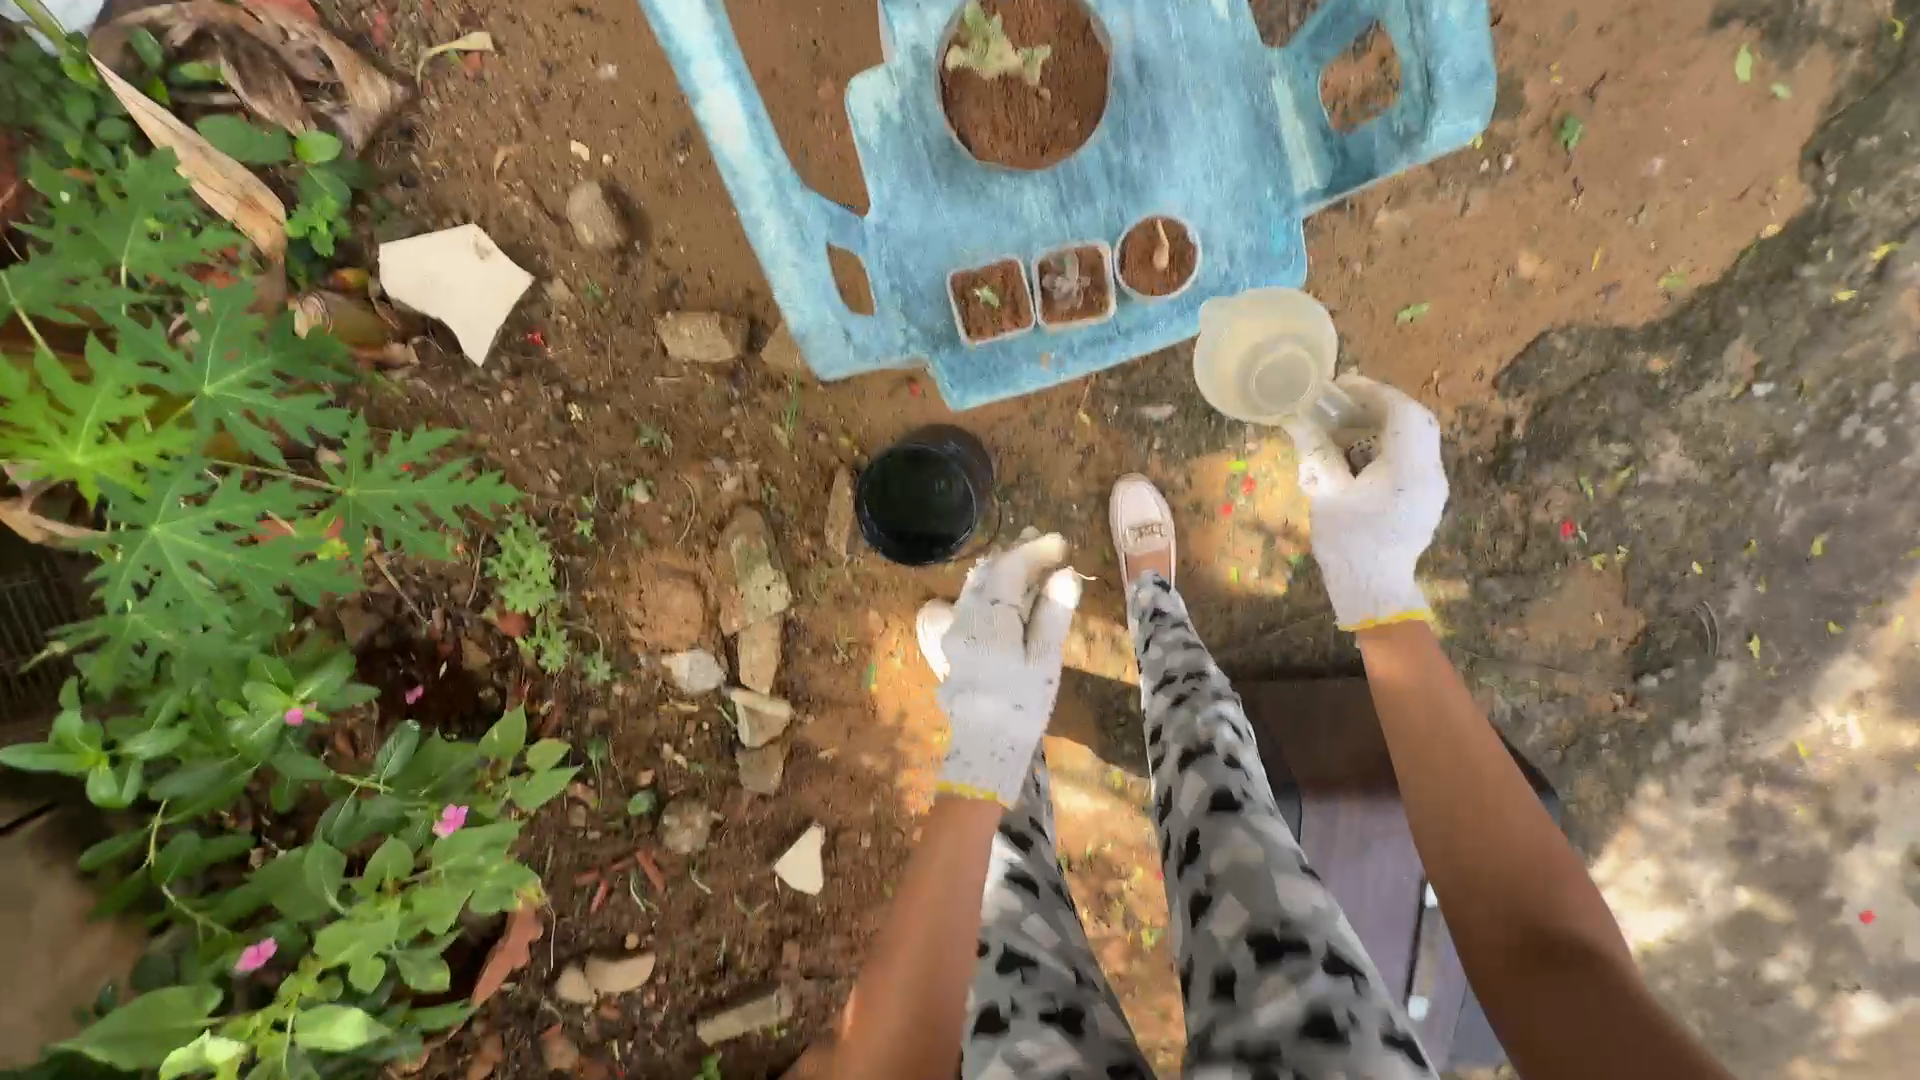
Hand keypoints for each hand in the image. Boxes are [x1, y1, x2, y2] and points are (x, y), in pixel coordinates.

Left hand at [934, 533, 1081, 804]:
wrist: (986, 750)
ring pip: (976, 588)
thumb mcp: (1044, 660)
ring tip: (1029, 562)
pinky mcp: (956, 646)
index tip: (1061, 543)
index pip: (1009, 570)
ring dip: (1003, 571)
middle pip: (988, 574)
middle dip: (1017, 555)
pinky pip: (972, 605)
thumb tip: (1064, 574)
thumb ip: (1052, 614)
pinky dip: (993, 592)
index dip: (1035, 551)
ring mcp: (956, 632)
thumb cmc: (1021, 705)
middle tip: (1046, 545)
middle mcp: (965, 617)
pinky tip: (1009, 596)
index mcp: (988, 618)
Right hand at [1285, 374, 1447, 630]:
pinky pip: (1412, 459)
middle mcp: (1431, 472)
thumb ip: (1316, 451)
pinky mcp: (1426, 499)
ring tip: (1345, 431)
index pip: (1401, 411)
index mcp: (1409, 469)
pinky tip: (1358, 459)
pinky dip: (1387, 447)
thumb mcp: (1325, 494)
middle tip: (1343, 404)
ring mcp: (1433, 487)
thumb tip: (1295, 419)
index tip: (1341, 384)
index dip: (1372, 391)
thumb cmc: (1348, 543)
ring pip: (1415, 439)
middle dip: (1379, 406)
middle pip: (1415, 421)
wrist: (1373, 589)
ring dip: (1382, 427)